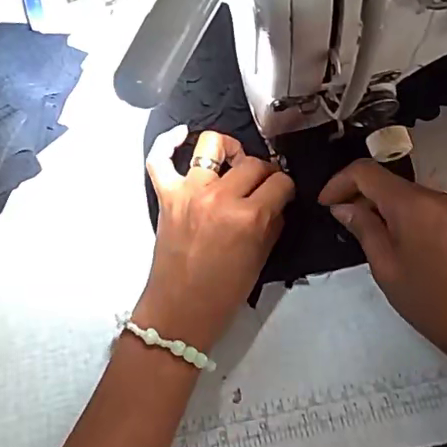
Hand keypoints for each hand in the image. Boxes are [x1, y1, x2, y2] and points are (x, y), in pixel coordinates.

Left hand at [135, 127, 294, 350]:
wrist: (181, 310)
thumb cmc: (223, 292)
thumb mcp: (261, 258)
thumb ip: (273, 223)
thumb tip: (278, 202)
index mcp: (249, 217)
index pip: (280, 183)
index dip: (286, 187)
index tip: (284, 193)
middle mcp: (220, 198)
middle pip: (252, 163)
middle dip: (265, 172)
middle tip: (263, 185)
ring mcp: (190, 193)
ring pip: (212, 146)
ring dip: (229, 149)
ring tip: (234, 161)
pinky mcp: (167, 196)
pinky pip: (160, 158)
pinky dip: (169, 142)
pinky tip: (183, 136)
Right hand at [318, 160, 446, 361]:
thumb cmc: (432, 302)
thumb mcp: (386, 267)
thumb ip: (363, 229)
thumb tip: (344, 207)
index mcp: (413, 203)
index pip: (366, 171)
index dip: (339, 182)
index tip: (325, 204)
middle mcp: (436, 196)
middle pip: (388, 181)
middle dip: (360, 196)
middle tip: (342, 225)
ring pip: (405, 194)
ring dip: (381, 208)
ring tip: (369, 239)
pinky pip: (423, 207)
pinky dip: (402, 216)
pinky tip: (397, 245)